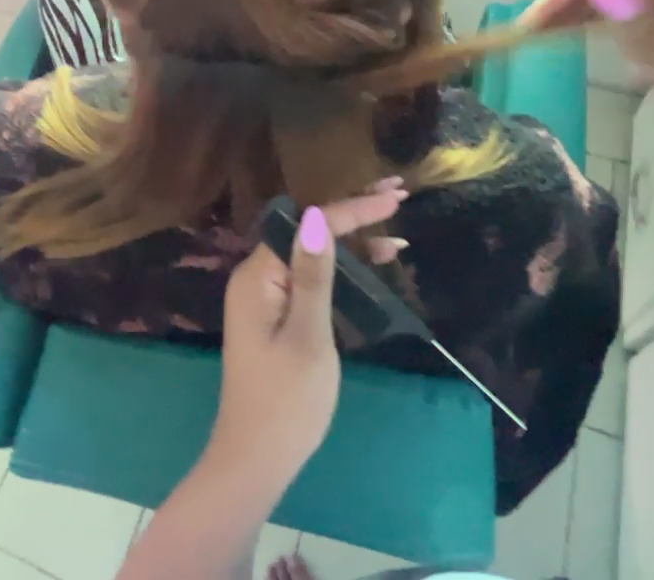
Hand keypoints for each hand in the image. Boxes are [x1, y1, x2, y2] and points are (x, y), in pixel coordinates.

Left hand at [207, 181, 406, 488]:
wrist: (257, 459)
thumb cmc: (286, 400)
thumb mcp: (308, 335)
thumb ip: (314, 275)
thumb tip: (316, 215)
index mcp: (258, 275)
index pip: (307, 224)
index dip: (352, 208)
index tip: (393, 196)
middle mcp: (257, 278)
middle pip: (307, 232)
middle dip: (352, 213)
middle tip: (397, 194)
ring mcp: (266, 298)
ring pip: (312, 255)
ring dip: (351, 240)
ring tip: (395, 228)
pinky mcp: (277, 318)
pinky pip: (310, 279)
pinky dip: (342, 270)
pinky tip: (372, 265)